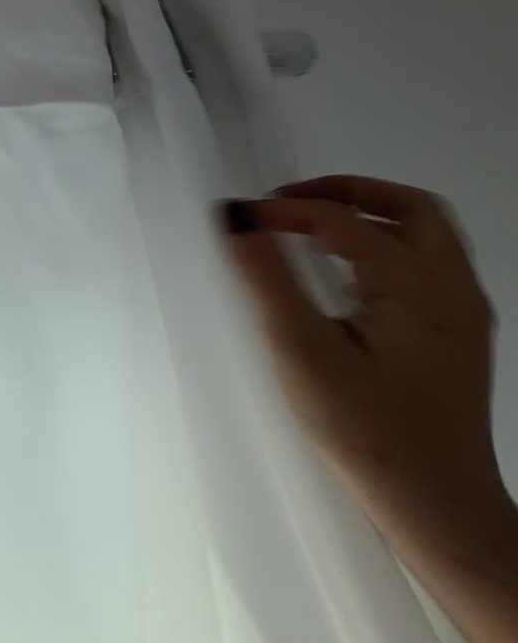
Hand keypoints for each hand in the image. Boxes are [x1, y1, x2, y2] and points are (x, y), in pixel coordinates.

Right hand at [220, 175, 511, 560]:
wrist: (433, 501)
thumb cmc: (362, 424)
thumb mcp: (300, 348)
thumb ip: (264, 276)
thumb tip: (232, 216)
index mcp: (418, 287)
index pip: (344, 221)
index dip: (284, 211)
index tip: (234, 222)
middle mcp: (452, 291)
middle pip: (412, 209)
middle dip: (345, 191)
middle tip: (284, 201)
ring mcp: (460, 315)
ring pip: (425, 235)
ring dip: (364, 215)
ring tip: (303, 228)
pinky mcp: (454, 337)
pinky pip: (424, 265)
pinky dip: (379, 245)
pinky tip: (339, 271)